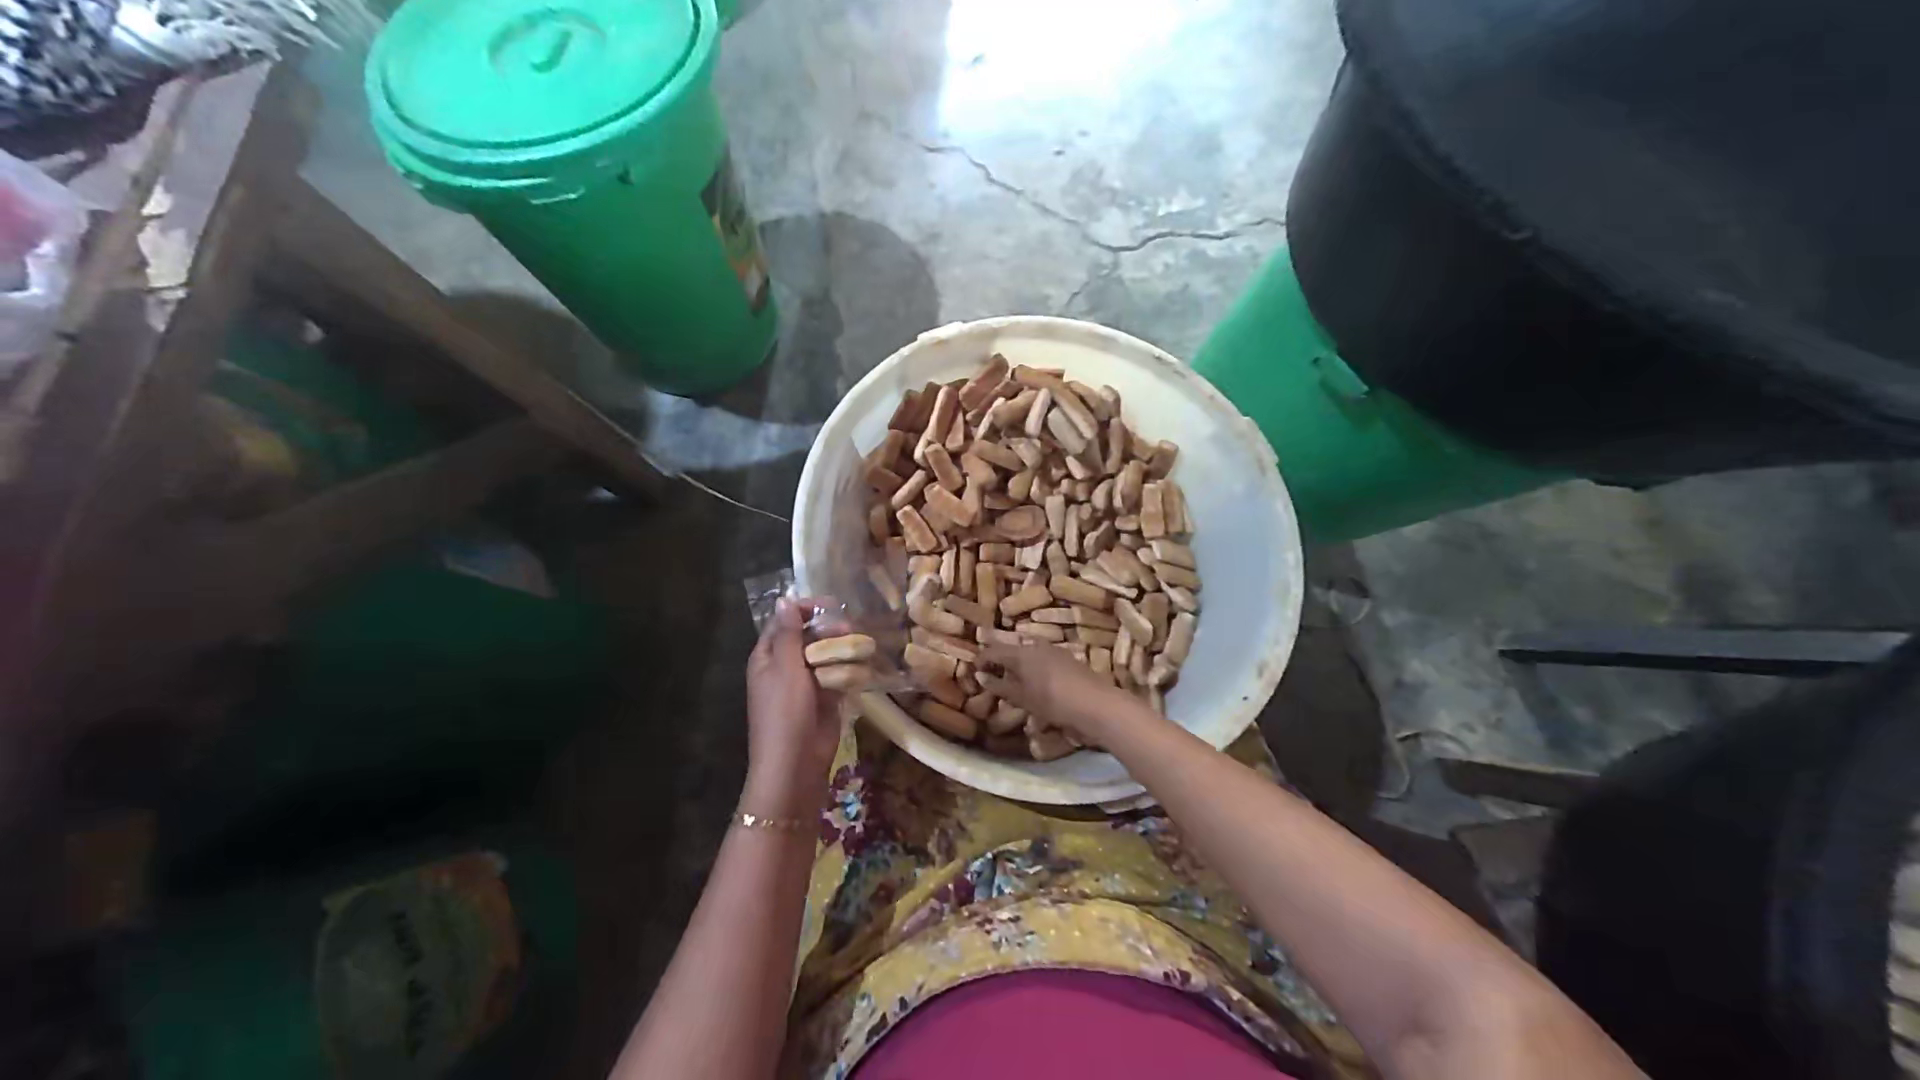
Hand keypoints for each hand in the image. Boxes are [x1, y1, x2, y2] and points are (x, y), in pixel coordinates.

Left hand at [742, 597, 843, 816]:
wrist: (795, 763)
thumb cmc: (784, 712)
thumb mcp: (784, 667)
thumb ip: (787, 633)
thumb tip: (784, 600)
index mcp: (767, 657)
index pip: (784, 622)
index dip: (805, 609)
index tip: (831, 605)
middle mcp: (785, 667)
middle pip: (808, 636)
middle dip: (828, 629)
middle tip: (850, 628)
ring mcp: (806, 684)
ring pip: (826, 655)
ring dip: (842, 648)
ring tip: (861, 645)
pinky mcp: (825, 699)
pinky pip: (838, 675)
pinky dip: (849, 668)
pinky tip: (865, 662)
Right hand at [980, 644, 1156, 742]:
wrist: (1095, 703)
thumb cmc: (1052, 702)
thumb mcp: (1021, 698)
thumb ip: (999, 685)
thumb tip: (981, 675)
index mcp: (1020, 653)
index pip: (993, 651)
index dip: (981, 660)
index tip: (974, 671)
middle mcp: (1035, 645)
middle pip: (1011, 648)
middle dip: (999, 659)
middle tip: (991, 672)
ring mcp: (1053, 650)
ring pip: (1028, 651)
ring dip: (1017, 662)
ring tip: (1012, 677)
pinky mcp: (1067, 658)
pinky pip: (1041, 657)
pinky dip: (1032, 665)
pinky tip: (1035, 679)